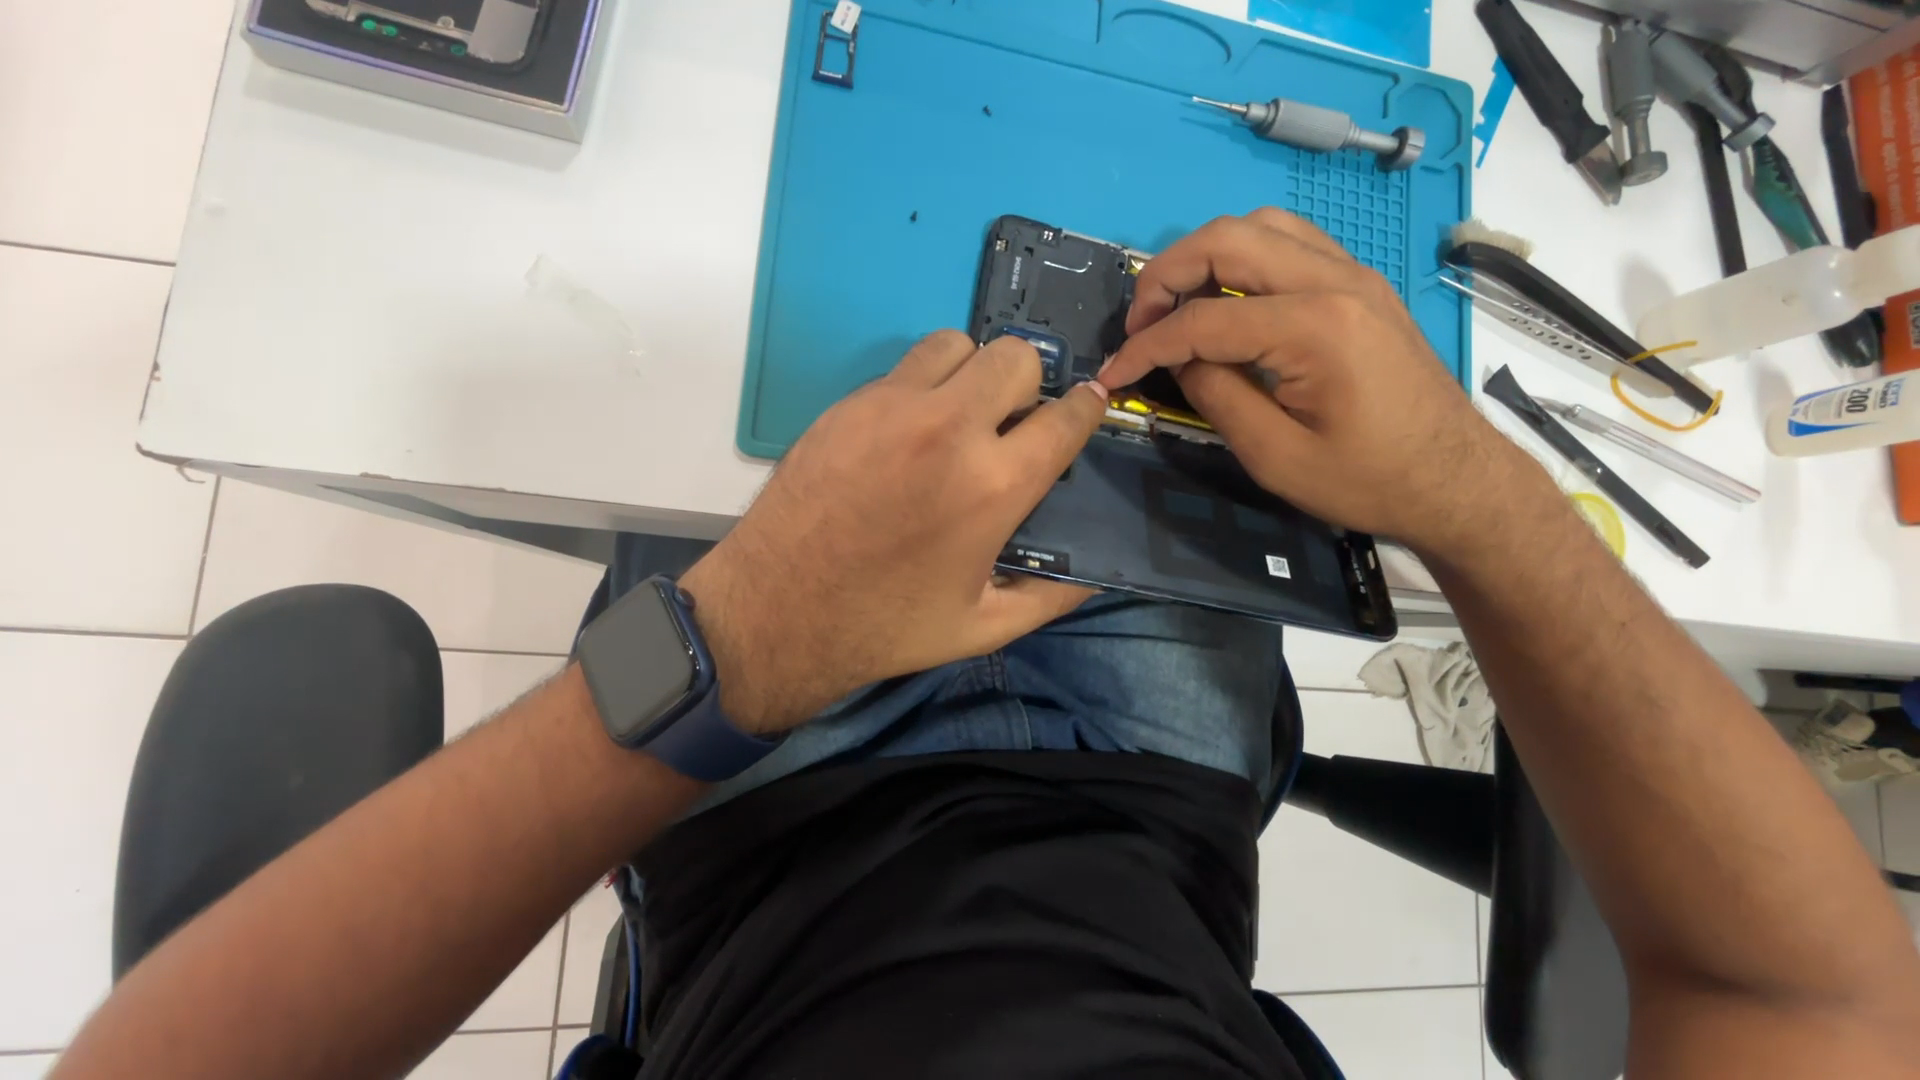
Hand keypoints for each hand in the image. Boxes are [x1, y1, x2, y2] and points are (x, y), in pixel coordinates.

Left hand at [679, 330, 1108, 735]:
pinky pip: (904, 367)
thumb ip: (1053, 596)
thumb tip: (1096, 573)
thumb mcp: (985, 628)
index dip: (1087, 409)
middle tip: (1010, 425)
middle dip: (1028, 386)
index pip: (1066, 417)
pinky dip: (923, 386)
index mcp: (994, 485)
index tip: (1086, 410)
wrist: (779, 612)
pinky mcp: (850, 405)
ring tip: (960, 416)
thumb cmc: (887, 626)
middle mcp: (950, 428)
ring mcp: (893, 408)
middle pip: (1016, 358)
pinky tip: (909, 432)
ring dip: (972, 373)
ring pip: (957, 345)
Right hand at [1099, 209, 1536, 555]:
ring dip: (1206, 256)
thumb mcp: (1275, 456)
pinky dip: (1245, 258)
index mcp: (1314, 327)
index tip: (1112, 373)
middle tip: (1140, 323)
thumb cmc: (1367, 480)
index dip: (1146, 345)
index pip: (1203, 319)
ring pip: (1261, 226)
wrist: (1455, 480)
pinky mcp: (1362, 285)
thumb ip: (1217, 396)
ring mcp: (1354, 275)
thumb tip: (1178, 359)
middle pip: (1228, 239)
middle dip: (1167, 275)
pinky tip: (1228, 299)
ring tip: (1178, 306)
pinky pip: (1291, 244)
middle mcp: (1335, 281)